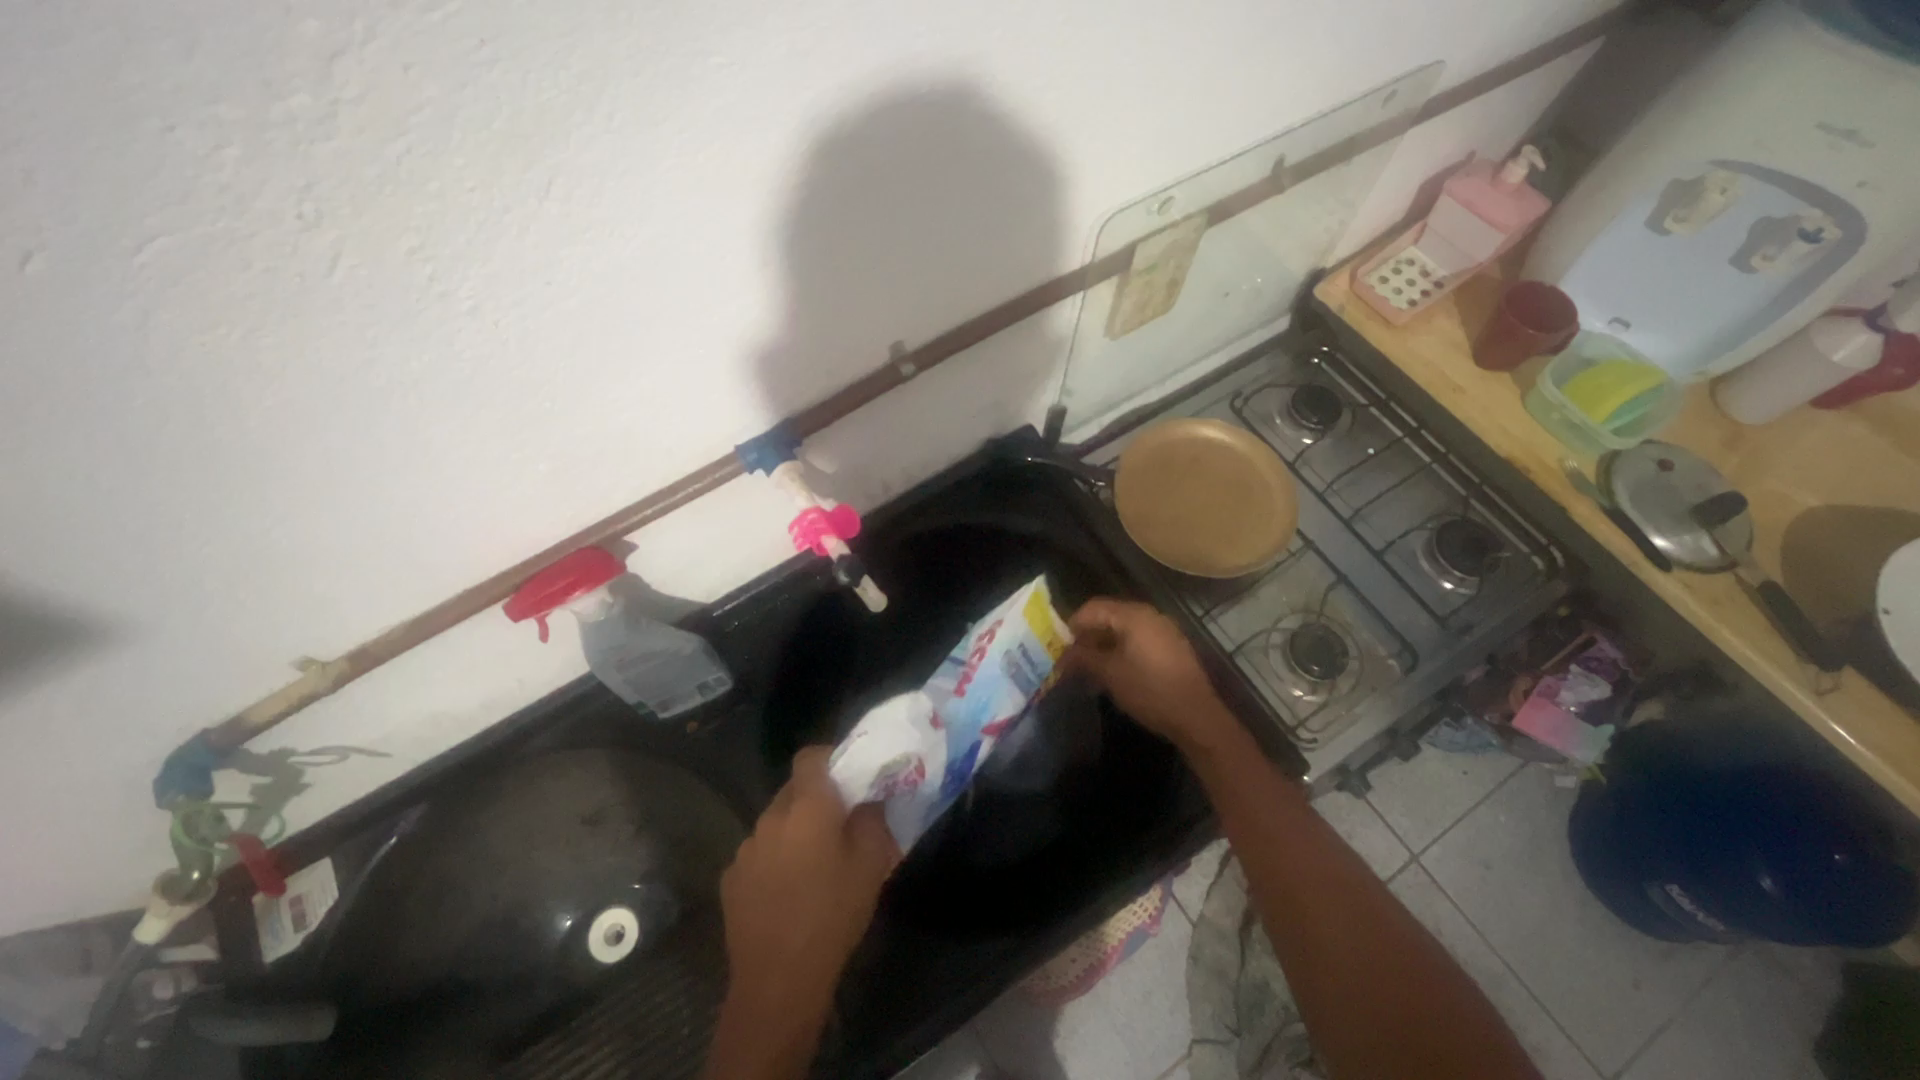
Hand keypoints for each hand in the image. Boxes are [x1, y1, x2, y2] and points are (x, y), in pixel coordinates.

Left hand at [718, 747, 899, 1023]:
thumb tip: (869, 798)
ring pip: (775, 824)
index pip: (809, 757)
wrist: (779, 979)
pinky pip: (758, 854)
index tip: (848, 778)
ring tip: (813, 866)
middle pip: (792, 790)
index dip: (829, 759)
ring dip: (793, 832)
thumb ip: (873, 820)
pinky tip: (787, 893)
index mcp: (807, 808)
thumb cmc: (834, 916)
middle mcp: (770, 818)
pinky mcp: (731, 877)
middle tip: (839, 825)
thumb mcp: (872, 866)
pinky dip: (774, 861)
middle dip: (815, 800)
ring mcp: (745, 848)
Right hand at [1066, 598, 1236, 751]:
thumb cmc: (1149, 690)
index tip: (1060, 646)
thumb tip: (1064, 654)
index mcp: (1134, 615)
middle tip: (1073, 659)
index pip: (1093, 607)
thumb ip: (1083, 658)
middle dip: (1088, 636)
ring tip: (1091, 669)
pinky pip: (1139, 641)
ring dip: (1104, 645)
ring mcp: (1164, 631)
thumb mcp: (1109, 674)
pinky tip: (1115, 673)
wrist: (1196, 716)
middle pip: (1110, 616)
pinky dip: (1122, 651)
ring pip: (1125, 630)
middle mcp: (1150, 616)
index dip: (1073, 625)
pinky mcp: (1172, 648)